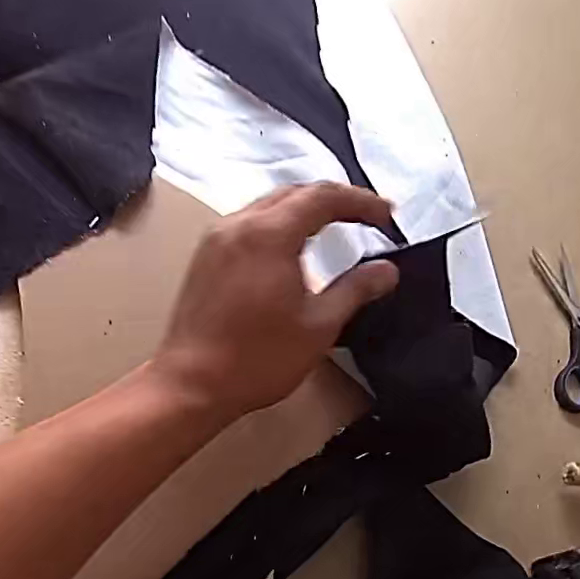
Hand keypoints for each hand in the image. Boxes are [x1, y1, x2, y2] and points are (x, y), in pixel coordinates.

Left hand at [151, 182, 399, 417]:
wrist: (192, 385)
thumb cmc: (259, 359)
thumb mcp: (319, 326)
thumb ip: (355, 290)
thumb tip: (387, 270)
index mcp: (269, 234)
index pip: (323, 197)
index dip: (361, 202)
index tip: (386, 217)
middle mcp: (237, 225)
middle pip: (292, 194)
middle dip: (332, 201)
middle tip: (363, 220)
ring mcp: (214, 241)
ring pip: (266, 208)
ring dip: (301, 213)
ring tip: (329, 234)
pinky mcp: (202, 259)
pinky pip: (246, 227)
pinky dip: (274, 229)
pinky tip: (287, 255)